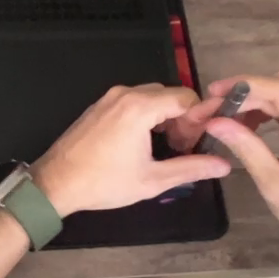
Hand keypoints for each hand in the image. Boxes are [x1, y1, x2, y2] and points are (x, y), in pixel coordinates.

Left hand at [33, 84, 232, 215]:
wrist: (55, 184)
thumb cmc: (103, 183)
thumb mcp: (152, 179)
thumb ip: (191, 168)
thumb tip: (223, 165)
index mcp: (140, 106)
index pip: (186, 98)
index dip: (200, 118)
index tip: (201, 142)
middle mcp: (125, 94)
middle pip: (169, 95)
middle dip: (183, 118)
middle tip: (184, 147)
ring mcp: (109, 98)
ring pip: (151, 98)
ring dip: (164, 117)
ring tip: (167, 147)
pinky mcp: (99, 106)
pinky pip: (132, 102)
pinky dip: (146, 116)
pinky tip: (145, 143)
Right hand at [197, 73, 278, 267]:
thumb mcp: (273, 181)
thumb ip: (245, 146)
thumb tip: (214, 122)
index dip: (244, 86)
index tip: (213, 91)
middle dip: (246, 96)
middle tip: (214, 109)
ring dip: (256, 104)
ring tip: (226, 119)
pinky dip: (270, 114)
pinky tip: (248, 125)